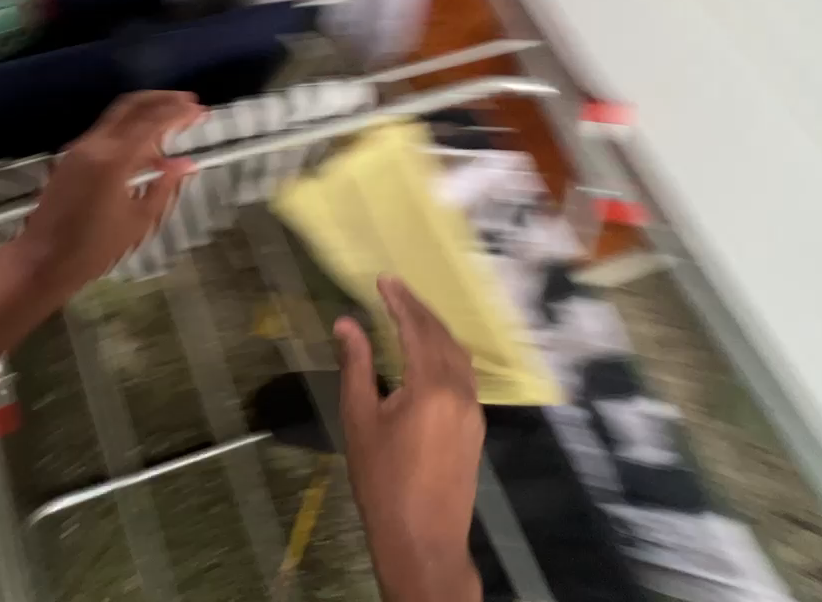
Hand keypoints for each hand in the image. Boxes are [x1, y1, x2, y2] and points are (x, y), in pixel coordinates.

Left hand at [10, 90, 201, 301]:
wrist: (42, 260)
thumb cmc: (94, 248)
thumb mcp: (138, 221)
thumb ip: (164, 187)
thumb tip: (187, 164)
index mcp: (113, 159)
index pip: (151, 122)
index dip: (179, 113)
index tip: (201, 111)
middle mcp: (94, 144)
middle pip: (131, 106)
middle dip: (161, 99)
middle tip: (188, 101)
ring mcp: (78, 148)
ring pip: (116, 116)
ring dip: (145, 112)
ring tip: (172, 119)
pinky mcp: (70, 157)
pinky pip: (105, 132)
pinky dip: (128, 129)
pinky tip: (146, 147)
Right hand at [336, 275, 484, 601]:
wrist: (422, 541)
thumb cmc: (382, 480)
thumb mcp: (359, 418)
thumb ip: (356, 365)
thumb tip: (347, 323)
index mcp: (431, 387)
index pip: (417, 329)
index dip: (399, 301)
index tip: (383, 279)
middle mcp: (460, 393)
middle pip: (442, 337)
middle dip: (418, 309)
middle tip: (394, 289)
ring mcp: (473, 412)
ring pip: (458, 355)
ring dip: (435, 328)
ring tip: (409, 312)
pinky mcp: (474, 428)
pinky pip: (463, 374)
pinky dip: (445, 351)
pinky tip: (428, 352)